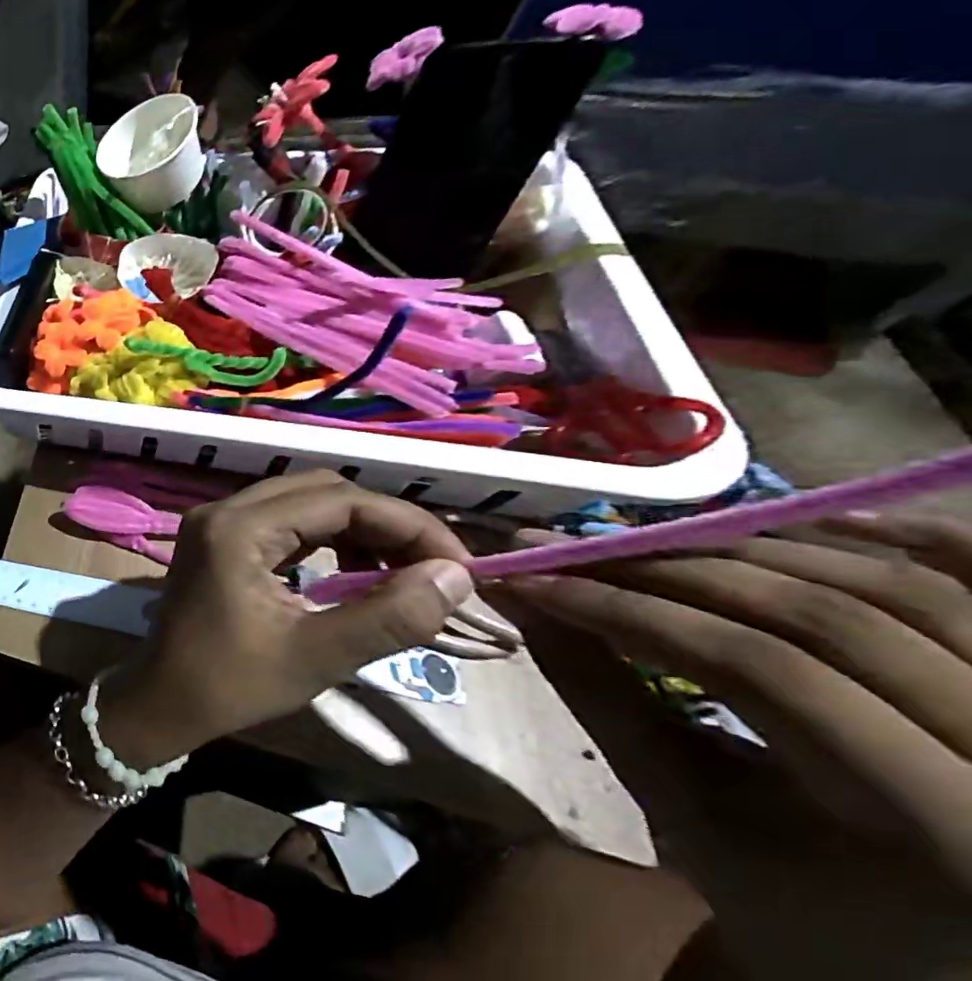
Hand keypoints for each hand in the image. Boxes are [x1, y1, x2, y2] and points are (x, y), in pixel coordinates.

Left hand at [99, 472, 475, 763]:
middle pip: (322, 490)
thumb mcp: (316, 656)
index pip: (340, 500)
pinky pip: (284, 521)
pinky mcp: (220, 539)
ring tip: (398, 574)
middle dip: (384, 523)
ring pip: (304, 502)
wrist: (162, 702)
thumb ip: (388, 616)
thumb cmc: (230, 685)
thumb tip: (454, 577)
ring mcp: (218, 521)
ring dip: (357, 529)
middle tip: (433, 568)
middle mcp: (224, 510)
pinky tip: (352, 573)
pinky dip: (325, 539)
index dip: (407, 525)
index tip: (458, 566)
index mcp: (238, 528)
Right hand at [491, 512, 971, 976]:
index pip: (763, 671)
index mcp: (941, 826)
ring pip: (907, 589)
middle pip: (830, 618)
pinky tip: (823, 521)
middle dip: (675, 570)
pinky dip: (920, 539)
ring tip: (653, 540)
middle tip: (573, 546)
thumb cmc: (791, 908)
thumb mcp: (689, 816)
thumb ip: (606, 701)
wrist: (914, 952)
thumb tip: (528, 603)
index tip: (538, 580)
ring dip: (762, 549)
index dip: (636, 611)